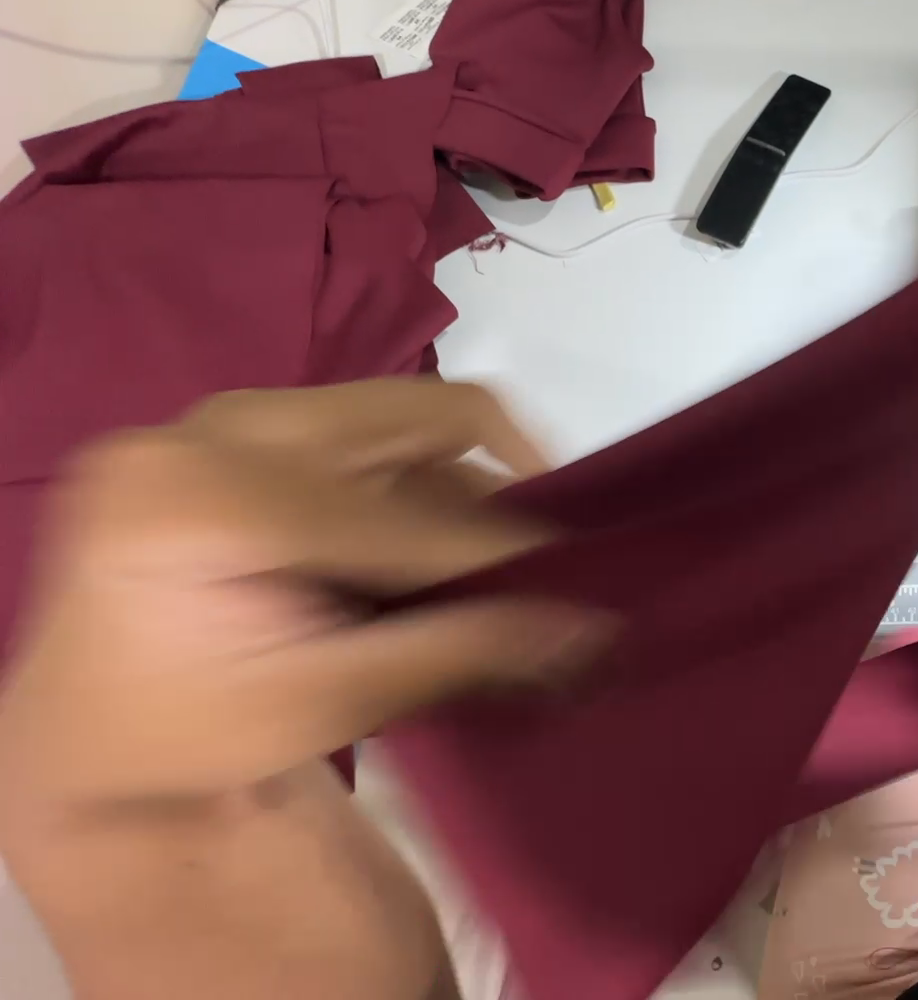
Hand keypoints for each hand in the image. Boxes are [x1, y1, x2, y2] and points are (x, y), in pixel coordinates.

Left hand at [0, 379, 607, 807]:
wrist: (91, 733)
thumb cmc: (191, 734)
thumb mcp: (332, 699)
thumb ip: (466, 651)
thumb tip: (594, 629)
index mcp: (211, 499)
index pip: (411, 514)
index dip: (503, 556)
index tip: (576, 589)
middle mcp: (225, 430)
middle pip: (432, 416)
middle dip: (509, 477)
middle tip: (552, 543)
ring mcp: (243, 422)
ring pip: (424, 420)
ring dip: (476, 489)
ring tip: (488, 567)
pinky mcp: (265, 433)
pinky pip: (399, 435)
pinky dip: (445, 489)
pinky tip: (438, 554)